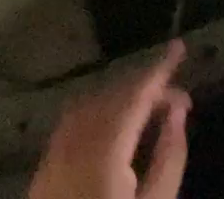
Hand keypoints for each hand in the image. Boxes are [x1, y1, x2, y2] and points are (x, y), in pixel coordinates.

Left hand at [28, 40, 191, 198]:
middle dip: (145, 86)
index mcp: (104, 152)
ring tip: (151, 109)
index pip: (135, 94)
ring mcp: (53, 160)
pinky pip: (71, 125)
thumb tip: (177, 112)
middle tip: (178, 98)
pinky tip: (115, 128)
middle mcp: (73, 146)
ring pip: (88, 106)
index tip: (180, 48)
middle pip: (111, 96)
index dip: (159, 68)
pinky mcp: (43, 175)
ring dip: (120, 98)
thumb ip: (169, 158)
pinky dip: (98, 113)